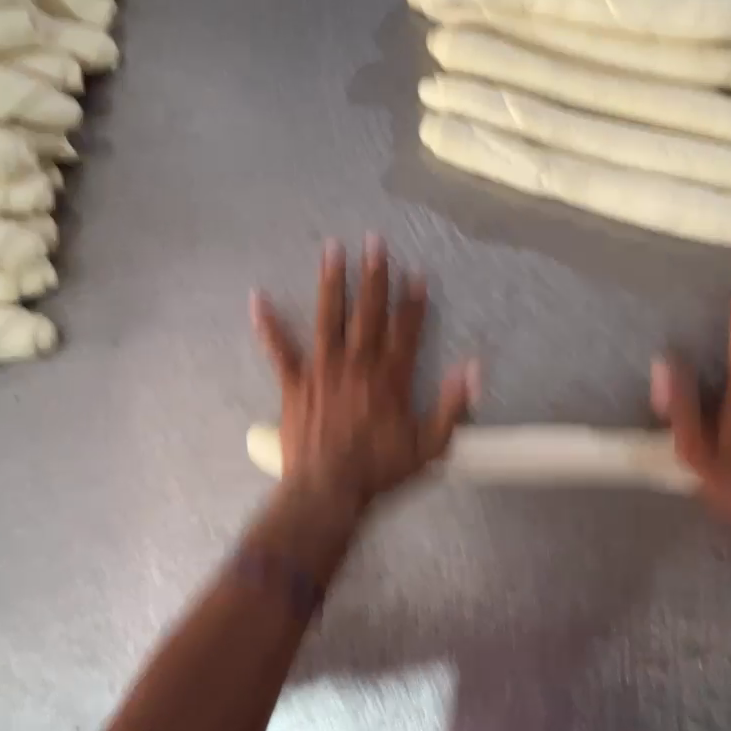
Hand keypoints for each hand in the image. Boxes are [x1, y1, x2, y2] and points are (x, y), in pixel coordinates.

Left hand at [251, 236, 477, 516]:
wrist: (328, 490)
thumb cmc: (380, 470)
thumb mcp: (429, 445)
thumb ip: (452, 405)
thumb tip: (472, 368)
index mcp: (390, 377)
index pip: (406, 329)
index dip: (413, 301)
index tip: (416, 273)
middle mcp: (357, 364)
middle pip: (369, 312)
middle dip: (374, 275)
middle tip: (374, 241)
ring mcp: (322, 370)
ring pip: (329, 318)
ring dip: (332, 282)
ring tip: (332, 249)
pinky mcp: (294, 384)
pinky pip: (279, 350)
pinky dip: (268, 325)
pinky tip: (258, 298)